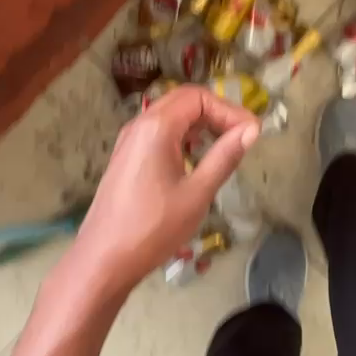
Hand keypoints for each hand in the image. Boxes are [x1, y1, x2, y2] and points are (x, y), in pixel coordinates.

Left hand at [69, 85, 258, 294]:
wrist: (104, 259)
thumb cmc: (153, 228)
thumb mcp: (197, 194)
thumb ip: (224, 157)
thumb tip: (251, 130)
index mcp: (156, 127)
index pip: (198, 97)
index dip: (229, 109)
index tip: (251, 133)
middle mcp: (139, 125)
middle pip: (183, 101)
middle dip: (217, 113)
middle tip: (243, 137)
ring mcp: (129, 142)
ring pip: (171, 117)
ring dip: (200, 125)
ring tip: (225, 148)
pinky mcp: (127, 158)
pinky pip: (159, 134)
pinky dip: (183, 138)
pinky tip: (197, 161)